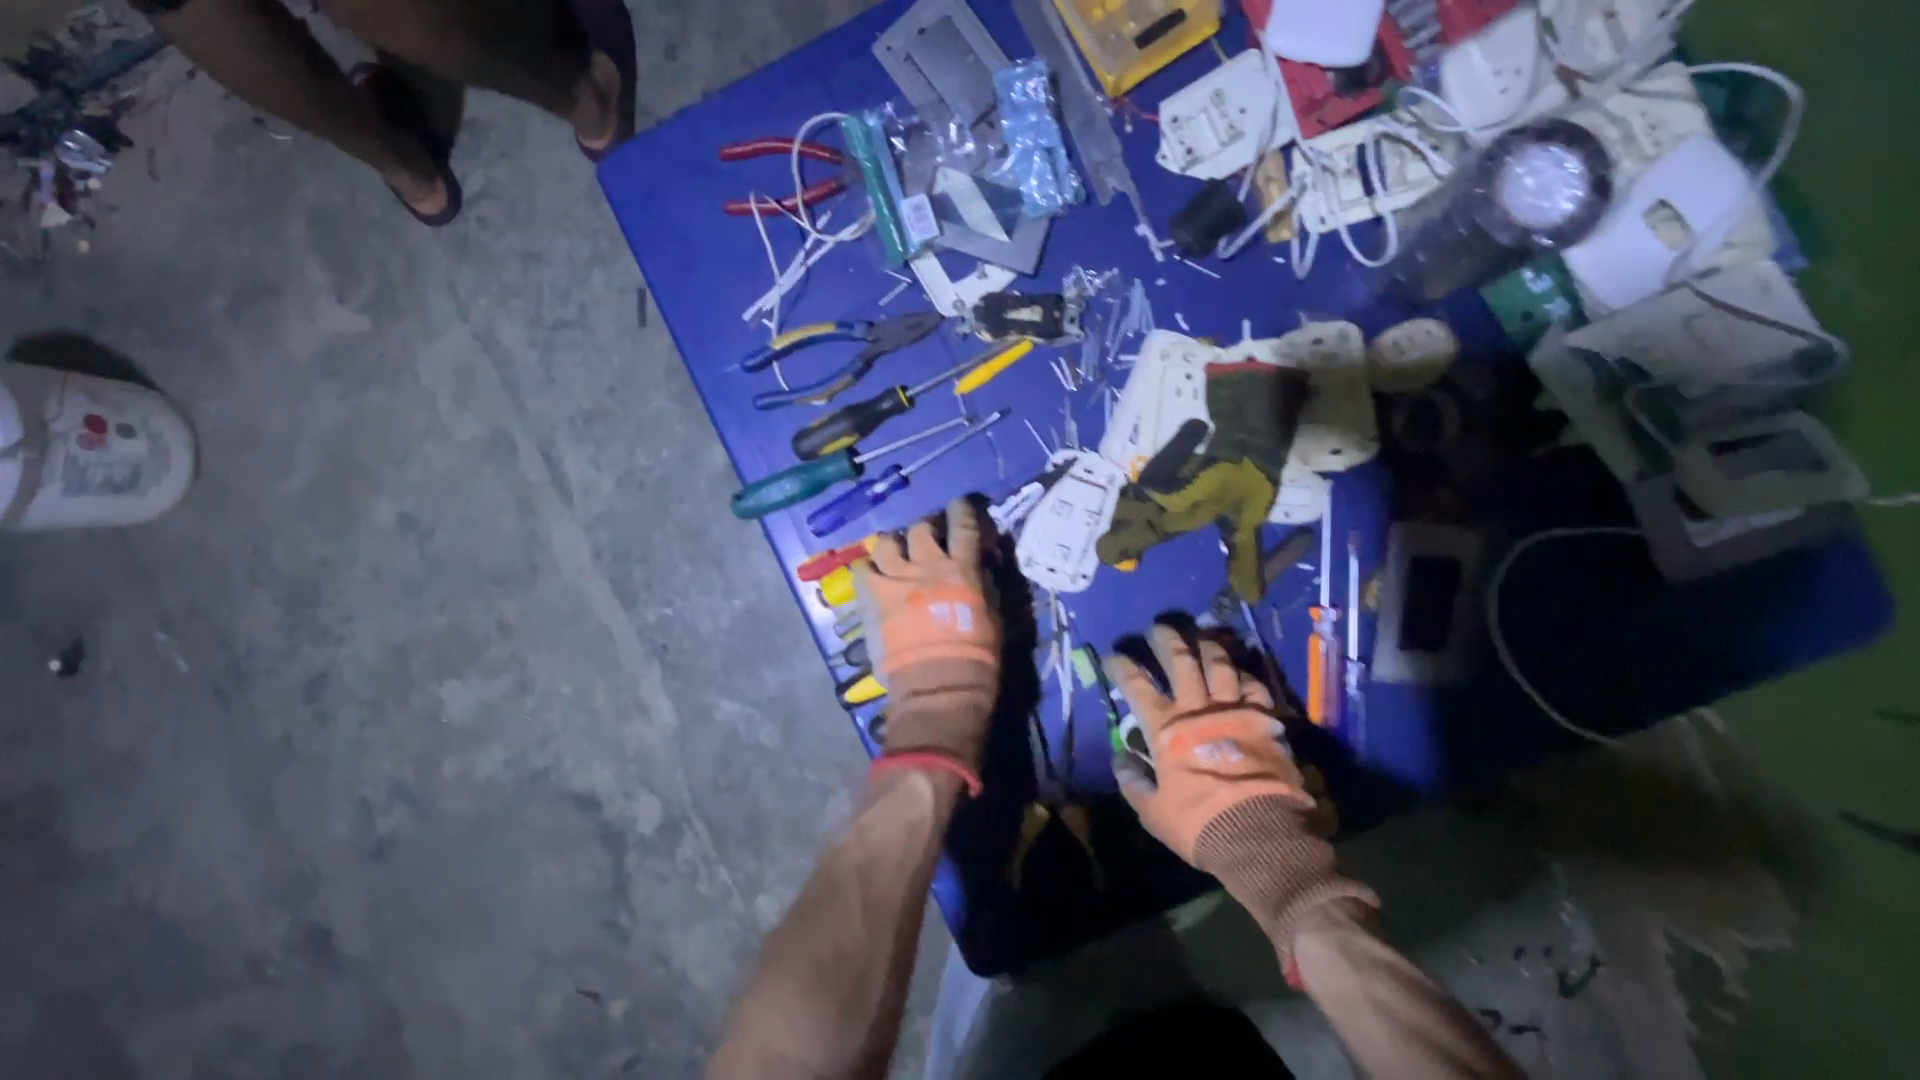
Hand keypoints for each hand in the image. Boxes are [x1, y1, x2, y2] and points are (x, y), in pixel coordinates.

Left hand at [855, 498, 1000, 772]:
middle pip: (921, 528)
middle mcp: (928, 564)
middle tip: (926, 536)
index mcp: (962, 568)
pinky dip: (868, 568)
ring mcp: (896, 577)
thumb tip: (978, 572)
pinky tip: (872, 576)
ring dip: (892, 544)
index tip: (959, 504)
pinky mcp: (872, 595)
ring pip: (887, 541)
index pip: (964, 525)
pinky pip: (862, 568)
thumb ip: (982, 587)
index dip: (962, 510)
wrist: (938, 682)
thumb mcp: (992, 615)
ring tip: (893, 553)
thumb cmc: (976, 656)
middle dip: (924, 528)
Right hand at [1107, 623, 1374, 955]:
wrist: (1258, 834)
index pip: (1136, 685)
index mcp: (1164, 730)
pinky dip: (1245, 676)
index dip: (1123, 666)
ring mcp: (1235, 711)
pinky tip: (1240, 673)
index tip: (1114, 654)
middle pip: (1180, 661)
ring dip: (1209, 646)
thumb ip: (1133, 783)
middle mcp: (1198, 710)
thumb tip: (1121, 760)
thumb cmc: (1198, 823)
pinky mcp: (1266, 721)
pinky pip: (1255, 687)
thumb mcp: (1152, 812)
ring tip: (1202, 636)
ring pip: (1220, 665)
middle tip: (1159, 627)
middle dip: (1166, 639)